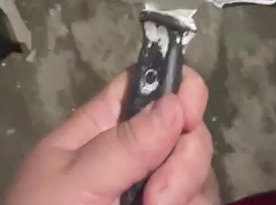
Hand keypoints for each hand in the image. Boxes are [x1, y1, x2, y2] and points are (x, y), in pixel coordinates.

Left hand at [5, 68, 217, 204]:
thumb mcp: (74, 180)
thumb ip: (123, 145)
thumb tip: (174, 101)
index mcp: (103, 126)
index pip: (145, 82)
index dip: (174, 84)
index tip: (187, 113)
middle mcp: (134, 154)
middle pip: (184, 127)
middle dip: (184, 158)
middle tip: (156, 198)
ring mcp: (153, 190)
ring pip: (198, 171)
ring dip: (188, 190)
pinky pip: (201, 202)